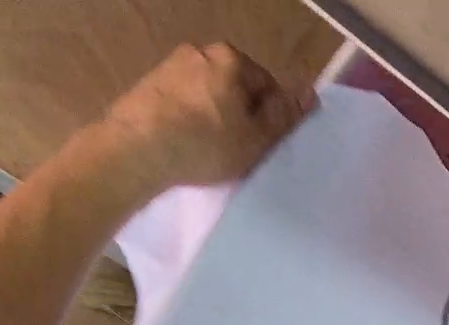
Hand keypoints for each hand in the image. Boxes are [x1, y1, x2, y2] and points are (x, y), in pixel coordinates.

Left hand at [98, 44, 311, 195]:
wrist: (137, 149)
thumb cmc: (206, 144)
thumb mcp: (256, 137)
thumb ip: (284, 115)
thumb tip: (310, 93)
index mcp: (232, 58)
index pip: (267, 85)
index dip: (271, 118)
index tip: (264, 144)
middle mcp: (200, 51)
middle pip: (236, 87)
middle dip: (242, 114)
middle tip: (241, 150)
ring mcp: (171, 65)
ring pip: (209, 94)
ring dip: (215, 117)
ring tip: (212, 150)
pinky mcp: (149, 85)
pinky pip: (183, 102)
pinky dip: (190, 120)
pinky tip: (188, 144)